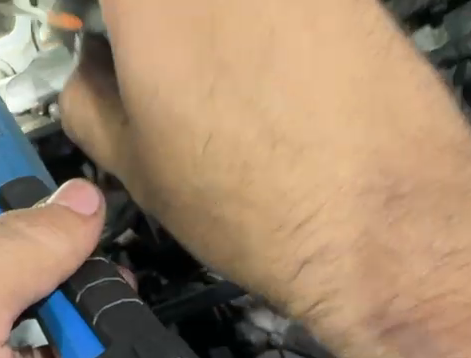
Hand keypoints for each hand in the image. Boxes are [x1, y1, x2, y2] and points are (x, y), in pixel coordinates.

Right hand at [60, 0, 470, 326]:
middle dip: (157, 31)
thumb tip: (89, 78)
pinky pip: (278, 11)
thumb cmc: (266, 206)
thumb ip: (91, 101)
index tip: (94, 40)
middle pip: (166, 5)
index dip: (96, 27)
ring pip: (226, 12)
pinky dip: (266, 34)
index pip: (103, 3)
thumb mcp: (140, 169)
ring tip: (229, 87)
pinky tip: (276, 82)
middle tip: (158, 71)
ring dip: (213, 34)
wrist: (381, 222)